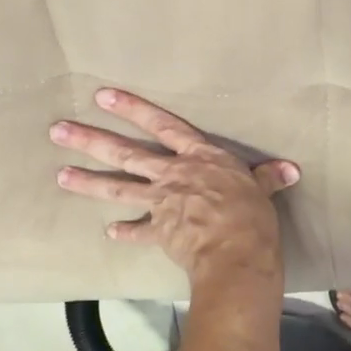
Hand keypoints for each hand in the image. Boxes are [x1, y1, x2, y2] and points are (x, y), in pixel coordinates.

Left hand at [51, 88, 300, 288]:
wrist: (235, 254)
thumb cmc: (252, 217)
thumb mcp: (263, 191)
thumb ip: (268, 178)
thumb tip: (290, 169)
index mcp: (201, 159)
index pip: (164, 127)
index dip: (134, 110)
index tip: (104, 97)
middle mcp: (174, 175)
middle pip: (126, 153)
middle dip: (91, 141)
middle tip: (59, 131)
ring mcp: (163, 204)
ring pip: (119, 188)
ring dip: (89, 181)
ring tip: (61, 175)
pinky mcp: (160, 232)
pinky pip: (139, 231)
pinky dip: (126, 232)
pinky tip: (110, 231)